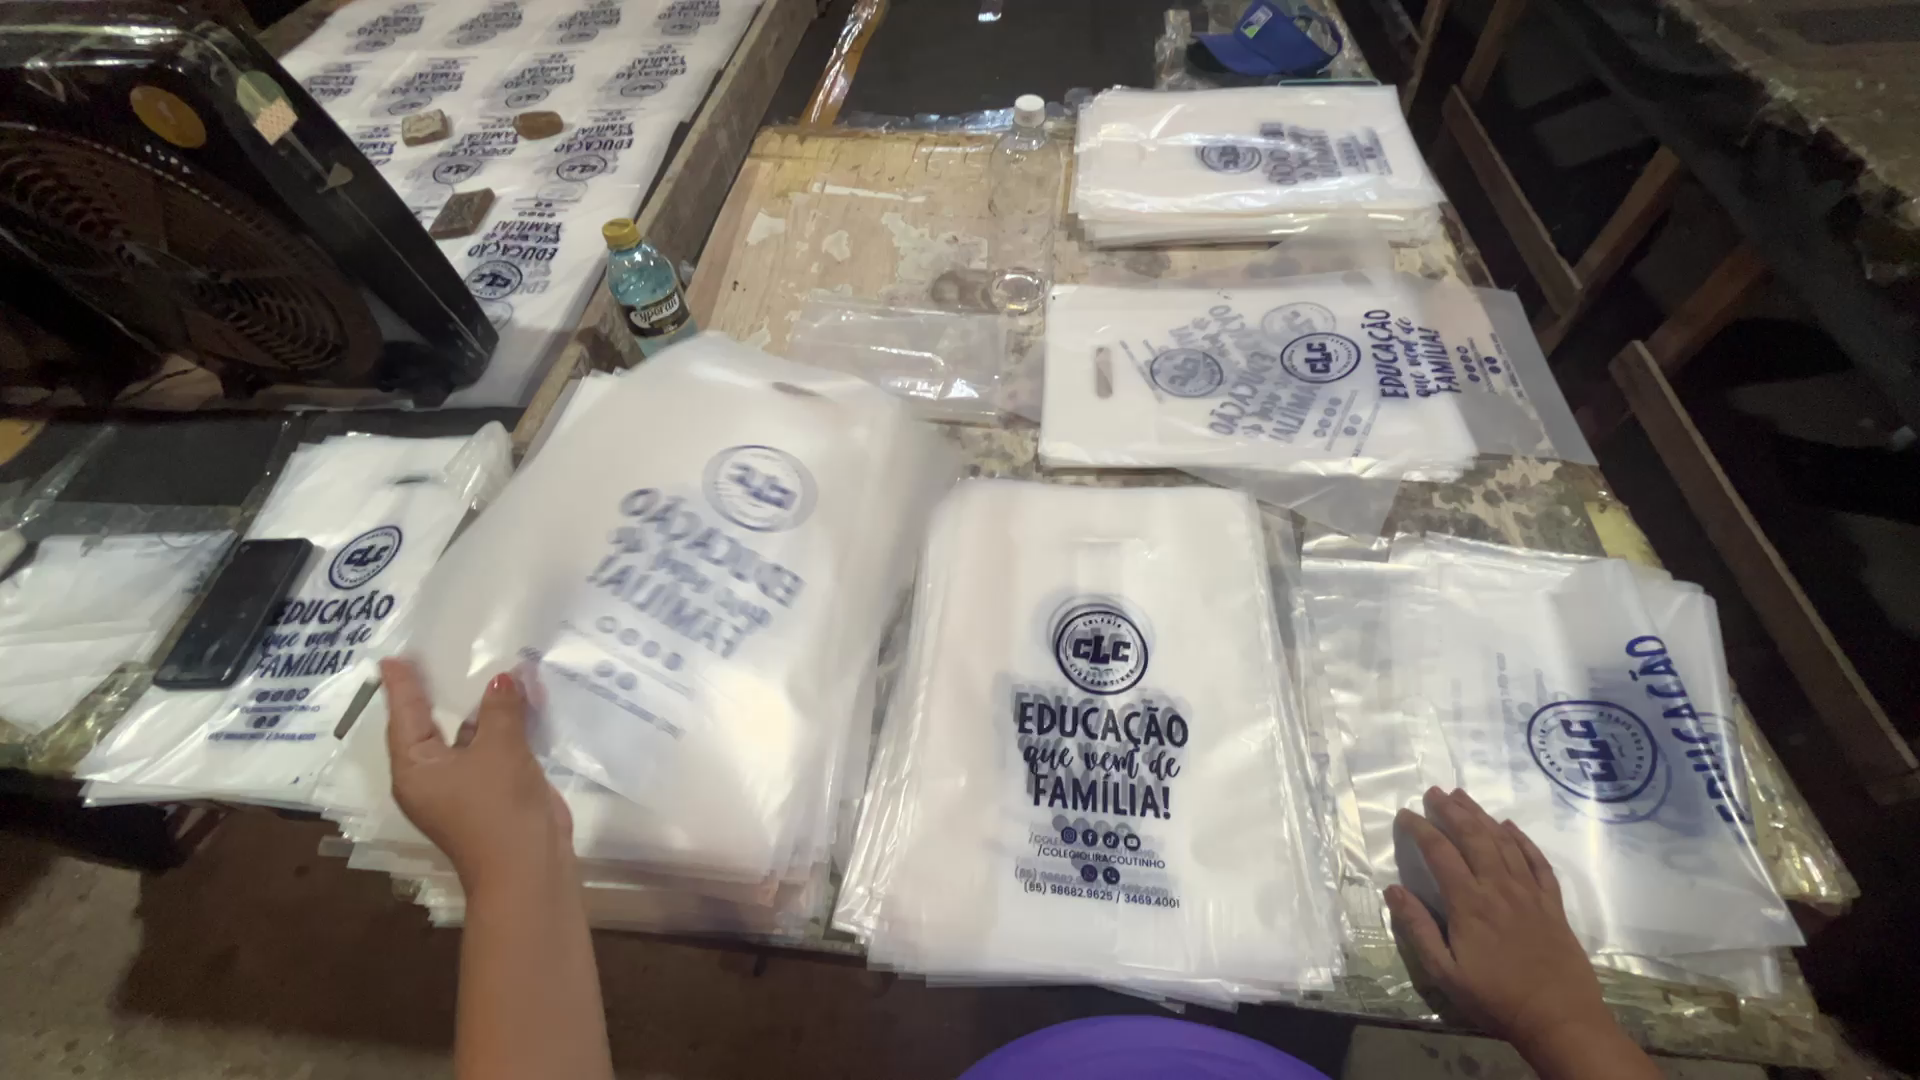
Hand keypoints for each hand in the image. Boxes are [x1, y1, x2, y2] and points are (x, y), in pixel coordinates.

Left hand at [382, 657, 572, 896]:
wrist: (526, 862)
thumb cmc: (497, 804)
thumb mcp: (499, 748)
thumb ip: (500, 709)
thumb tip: (502, 678)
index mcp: (416, 769)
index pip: (405, 717)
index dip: (402, 686)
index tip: (394, 658)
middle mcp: (433, 777)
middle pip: (434, 727)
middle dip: (442, 694)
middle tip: (440, 658)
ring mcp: (464, 786)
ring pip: (469, 738)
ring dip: (483, 709)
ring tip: (493, 672)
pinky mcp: (493, 791)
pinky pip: (493, 749)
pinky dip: (504, 726)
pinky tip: (521, 705)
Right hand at [1385, 788, 1613, 1054]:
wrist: (1563, 1023)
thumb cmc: (1497, 999)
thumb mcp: (1445, 972)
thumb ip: (1417, 928)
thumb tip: (1393, 889)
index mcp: (1469, 903)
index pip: (1439, 852)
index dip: (1420, 829)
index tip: (1405, 815)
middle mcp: (1499, 889)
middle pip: (1474, 837)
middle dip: (1451, 810)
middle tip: (1434, 792)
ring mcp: (1529, 895)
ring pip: (1504, 843)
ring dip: (1481, 816)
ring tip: (1463, 796)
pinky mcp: (1552, 906)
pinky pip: (1538, 863)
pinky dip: (1523, 841)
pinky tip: (1510, 827)